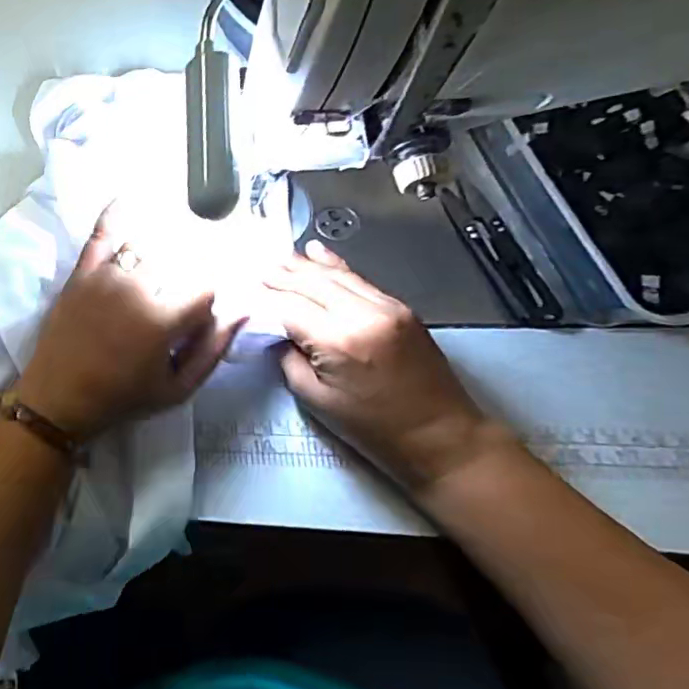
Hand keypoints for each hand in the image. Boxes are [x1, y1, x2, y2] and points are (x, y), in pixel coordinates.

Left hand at [14, 206, 242, 439]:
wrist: (59, 399)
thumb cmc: (123, 397)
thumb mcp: (177, 389)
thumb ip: (213, 350)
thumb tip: (243, 312)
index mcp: (163, 319)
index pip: (205, 290)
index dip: (206, 303)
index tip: (196, 317)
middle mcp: (137, 288)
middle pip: (178, 265)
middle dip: (184, 277)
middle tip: (175, 296)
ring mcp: (107, 277)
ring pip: (146, 250)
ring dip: (158, 255)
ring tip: (161, 264)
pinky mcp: (82, 274)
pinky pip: (100, 236)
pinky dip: (113, 217)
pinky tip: (125, 200)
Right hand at [262, 240, 513, 490]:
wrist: (441, 435)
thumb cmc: (375, 429)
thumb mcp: (319, 402)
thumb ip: (292, 361)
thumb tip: (279, 334)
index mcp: (338, 341)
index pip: (290, 307)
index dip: (266, 299)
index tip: (246, 293)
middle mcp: (362, 313)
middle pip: (312, 283)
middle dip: (282, 276)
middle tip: (257, 270)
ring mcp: (385, 306)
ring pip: (336, 275)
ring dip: (305, 265)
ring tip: (280, 259)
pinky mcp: (399, 307)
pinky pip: (360, 278)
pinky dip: (335, 265)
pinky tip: (316, 253)